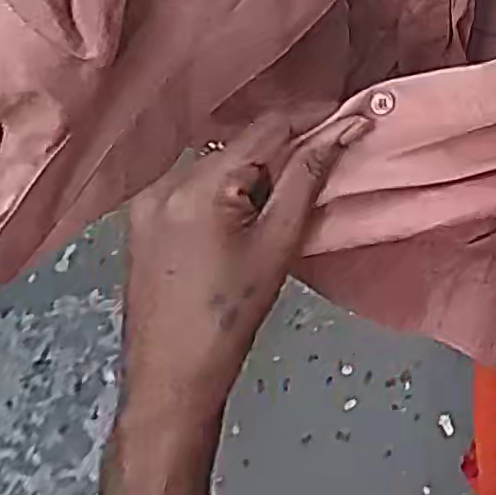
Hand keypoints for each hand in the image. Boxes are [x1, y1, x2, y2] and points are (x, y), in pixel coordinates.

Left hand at [119, 114, 368, 410]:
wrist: (172, 378)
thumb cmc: (233, 310)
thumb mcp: (281, 236)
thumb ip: (310, 172)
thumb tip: (347, 126)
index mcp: (196, 185)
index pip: (267, 126)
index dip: (313, 116)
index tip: (349, 117)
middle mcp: (165, 181)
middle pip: (244, 139)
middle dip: (290, 142)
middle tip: (329, 154)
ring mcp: (148, 198)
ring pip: (224, 155)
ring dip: (263, 162)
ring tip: (292, 187)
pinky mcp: (145, 215)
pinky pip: (201, 176)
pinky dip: (235, 179)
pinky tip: (254, 205)